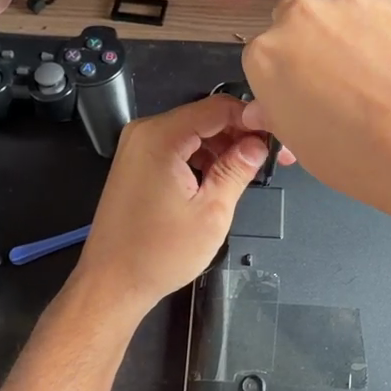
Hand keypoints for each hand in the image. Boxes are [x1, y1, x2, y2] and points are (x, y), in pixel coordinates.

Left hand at [69, 95, 273, 321]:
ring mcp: (137, 146)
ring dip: (221, 146)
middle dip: (238, 133)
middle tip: (269, 157)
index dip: (252, 119)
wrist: (112, 282)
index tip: (278, 137)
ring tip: (247, 171)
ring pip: (192, 131)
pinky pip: (176, 146)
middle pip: (204, 116)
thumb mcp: (211, 212)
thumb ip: (237, 170)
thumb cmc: (159, 253)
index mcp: (161, 136)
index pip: (218, 107)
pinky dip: (200, 157)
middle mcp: (145, 132)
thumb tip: (259, 144)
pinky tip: (219, 178)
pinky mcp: (136, 162)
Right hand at [241, 0, 390, 224]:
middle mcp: (303, 20)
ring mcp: (353, 7)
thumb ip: (281, 113)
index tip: (300, 99)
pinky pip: (381, 21)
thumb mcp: (305, 148)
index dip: (283, 83)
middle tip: (337, 91)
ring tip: (378, 88)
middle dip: (312, 53)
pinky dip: (387, 42)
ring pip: (341, 20)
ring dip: (350, 44)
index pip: (263, 60)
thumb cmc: (368, 157)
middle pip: (296, 27)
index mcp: (267, 56)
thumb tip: (272, 105)